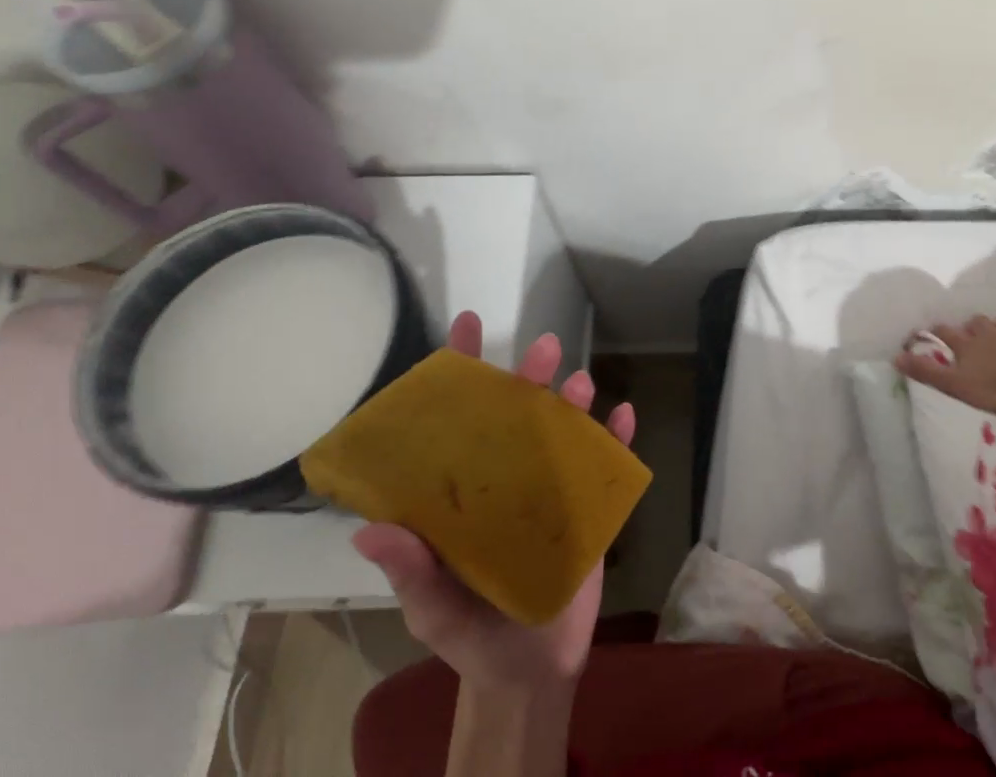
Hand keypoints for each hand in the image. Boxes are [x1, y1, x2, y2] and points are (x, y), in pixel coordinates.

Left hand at [352, 311, 635, 691]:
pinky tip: (625, 416)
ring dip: (573, 404)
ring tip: (581, 386)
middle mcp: (504, 481)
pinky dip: (617, 441)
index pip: (456, 423)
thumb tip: (369, 531)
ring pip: (564, 433)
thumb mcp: (431, 610)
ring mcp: (550, 493)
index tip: (467, 325)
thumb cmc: (470, 637)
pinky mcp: (589, 512)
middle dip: (529, 377)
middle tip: (543, 351)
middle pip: (517, 416)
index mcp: (459, 495)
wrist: (530, 670)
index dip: (459, 373)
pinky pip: (606, 469)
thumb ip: (410, 573)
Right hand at [895, 314, 995, 418]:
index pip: (946, 332)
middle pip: (976, 322)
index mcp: (967, 344)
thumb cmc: (993, 391)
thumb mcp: (954, 385)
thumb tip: (895, 356)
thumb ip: (925, 372)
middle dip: (972, 327)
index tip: (933, 332)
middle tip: (973, 340)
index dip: (938, 331)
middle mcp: (989, 332)